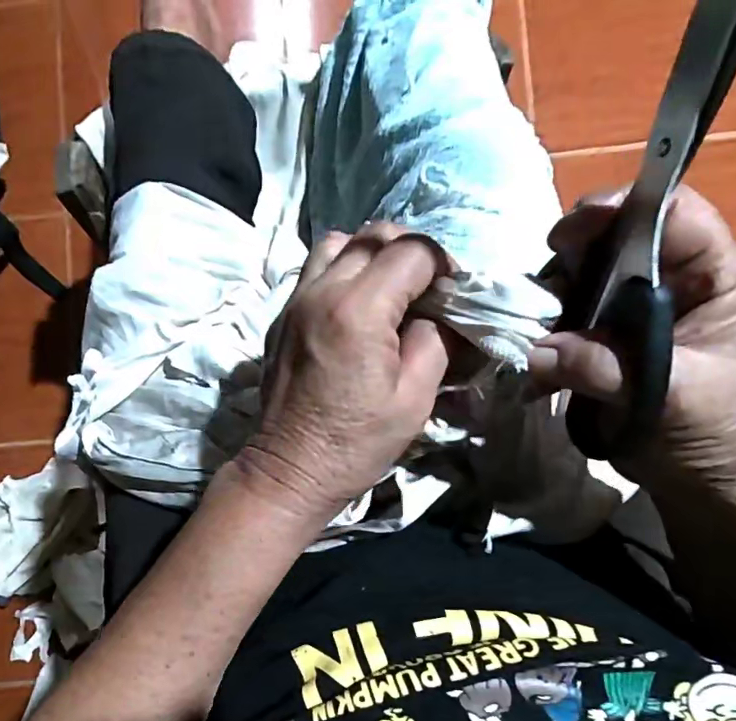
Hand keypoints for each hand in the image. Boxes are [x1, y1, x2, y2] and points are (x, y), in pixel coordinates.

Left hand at [233, 222, 451, 519]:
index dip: (443, 264)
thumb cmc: (356, 444)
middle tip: (428, 288)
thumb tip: (441, 314)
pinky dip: (344, 270)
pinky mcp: (282, 316)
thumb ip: (436, 342)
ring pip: (339, 242)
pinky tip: (359, 306)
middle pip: (374, 236)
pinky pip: (315, 268)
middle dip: (411, 252)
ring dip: (372, 254)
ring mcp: (295, 300)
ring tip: (391, 289)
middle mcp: (321, 291)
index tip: (453, 292)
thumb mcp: (414, 400)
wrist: (290, 470)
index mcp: (359, 310)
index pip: (412, 252)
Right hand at [530, 186, 735, 499]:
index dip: (620, 210)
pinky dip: (549, 351)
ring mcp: (636, 323)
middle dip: (573, 263)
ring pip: (585, 291)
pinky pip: (571, 337)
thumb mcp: (678, 395)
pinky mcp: (610, 357)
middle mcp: (671, 287)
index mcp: (714, 277)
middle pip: (615, 246)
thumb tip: (536, 352)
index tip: (567, 232)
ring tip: (532, 340)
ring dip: (554, 310)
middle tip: (540, 295)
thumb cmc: (728, 435)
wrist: (722, 493)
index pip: (670, 215)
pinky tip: (535, 376)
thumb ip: (607, 369)